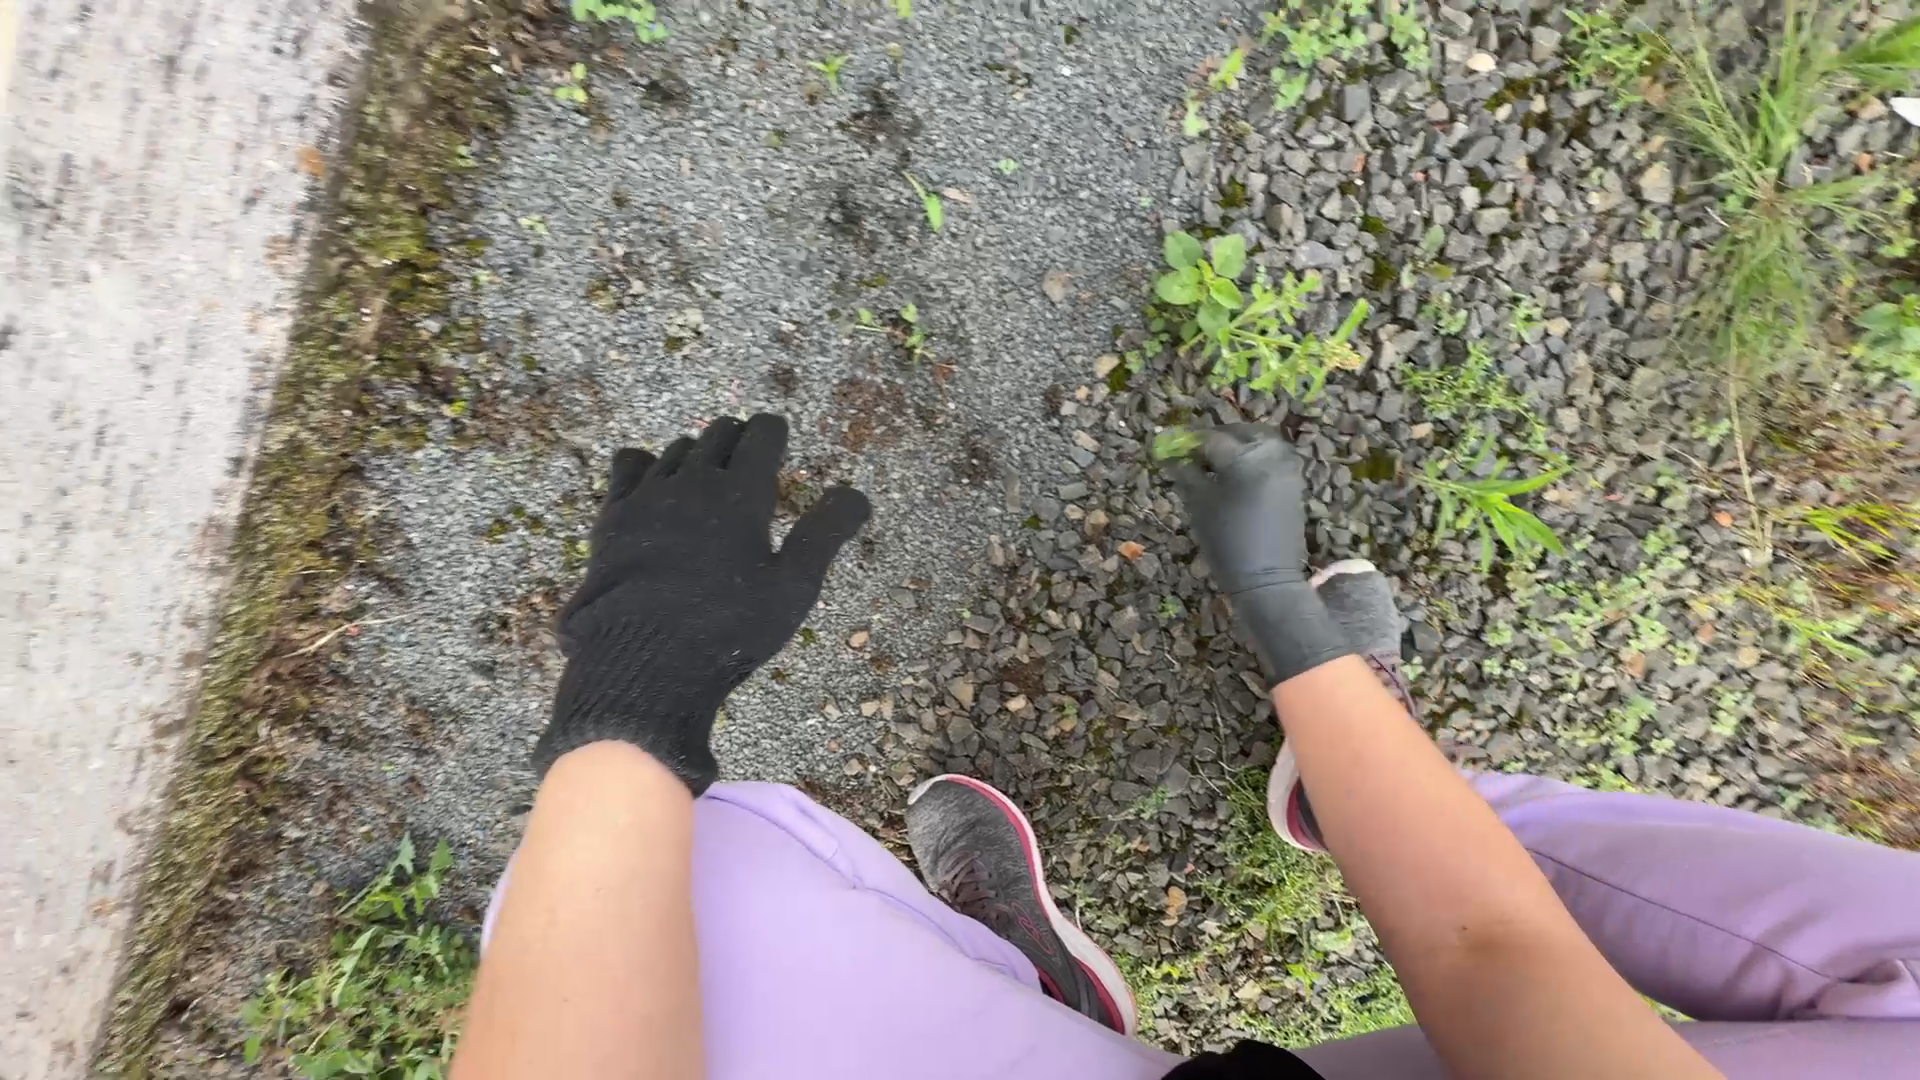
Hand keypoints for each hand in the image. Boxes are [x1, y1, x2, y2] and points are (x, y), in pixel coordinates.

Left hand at [536, 414, 870, 793]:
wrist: (642, 658)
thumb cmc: (730, 625)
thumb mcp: (794, 585)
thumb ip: (825, 533)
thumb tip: (858, 494)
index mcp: (742, 493)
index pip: (761, 435)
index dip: (774, 431)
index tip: (779, 435)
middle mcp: (694, 480)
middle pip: (718, 434)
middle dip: (738, 437)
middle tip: (748, 453)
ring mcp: (648, 495)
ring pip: (678, 450)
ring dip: (698, 452)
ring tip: (708, 469)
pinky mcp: (613, 516)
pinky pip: (629, 467)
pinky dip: (647, 463)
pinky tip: (653, 479)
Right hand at [1171, 425, 1350, 684]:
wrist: (1266, 577)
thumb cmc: (1226, 540)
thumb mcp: (1198, 505)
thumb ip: (1186, 474)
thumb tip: (1173, 457)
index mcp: (1244, 458)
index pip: (1210, 439)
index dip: (1187, 441)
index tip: (1171, 445)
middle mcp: (1270, 454)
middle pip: (1239, 432)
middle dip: (1215, 438)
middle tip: (1194, 451)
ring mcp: (1286, 467)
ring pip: (1259, 441)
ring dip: (1236, 444)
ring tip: (1214, 462)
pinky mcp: (1294, 481)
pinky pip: (1270, 456)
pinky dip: (1251, 457)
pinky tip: (1234, 474)